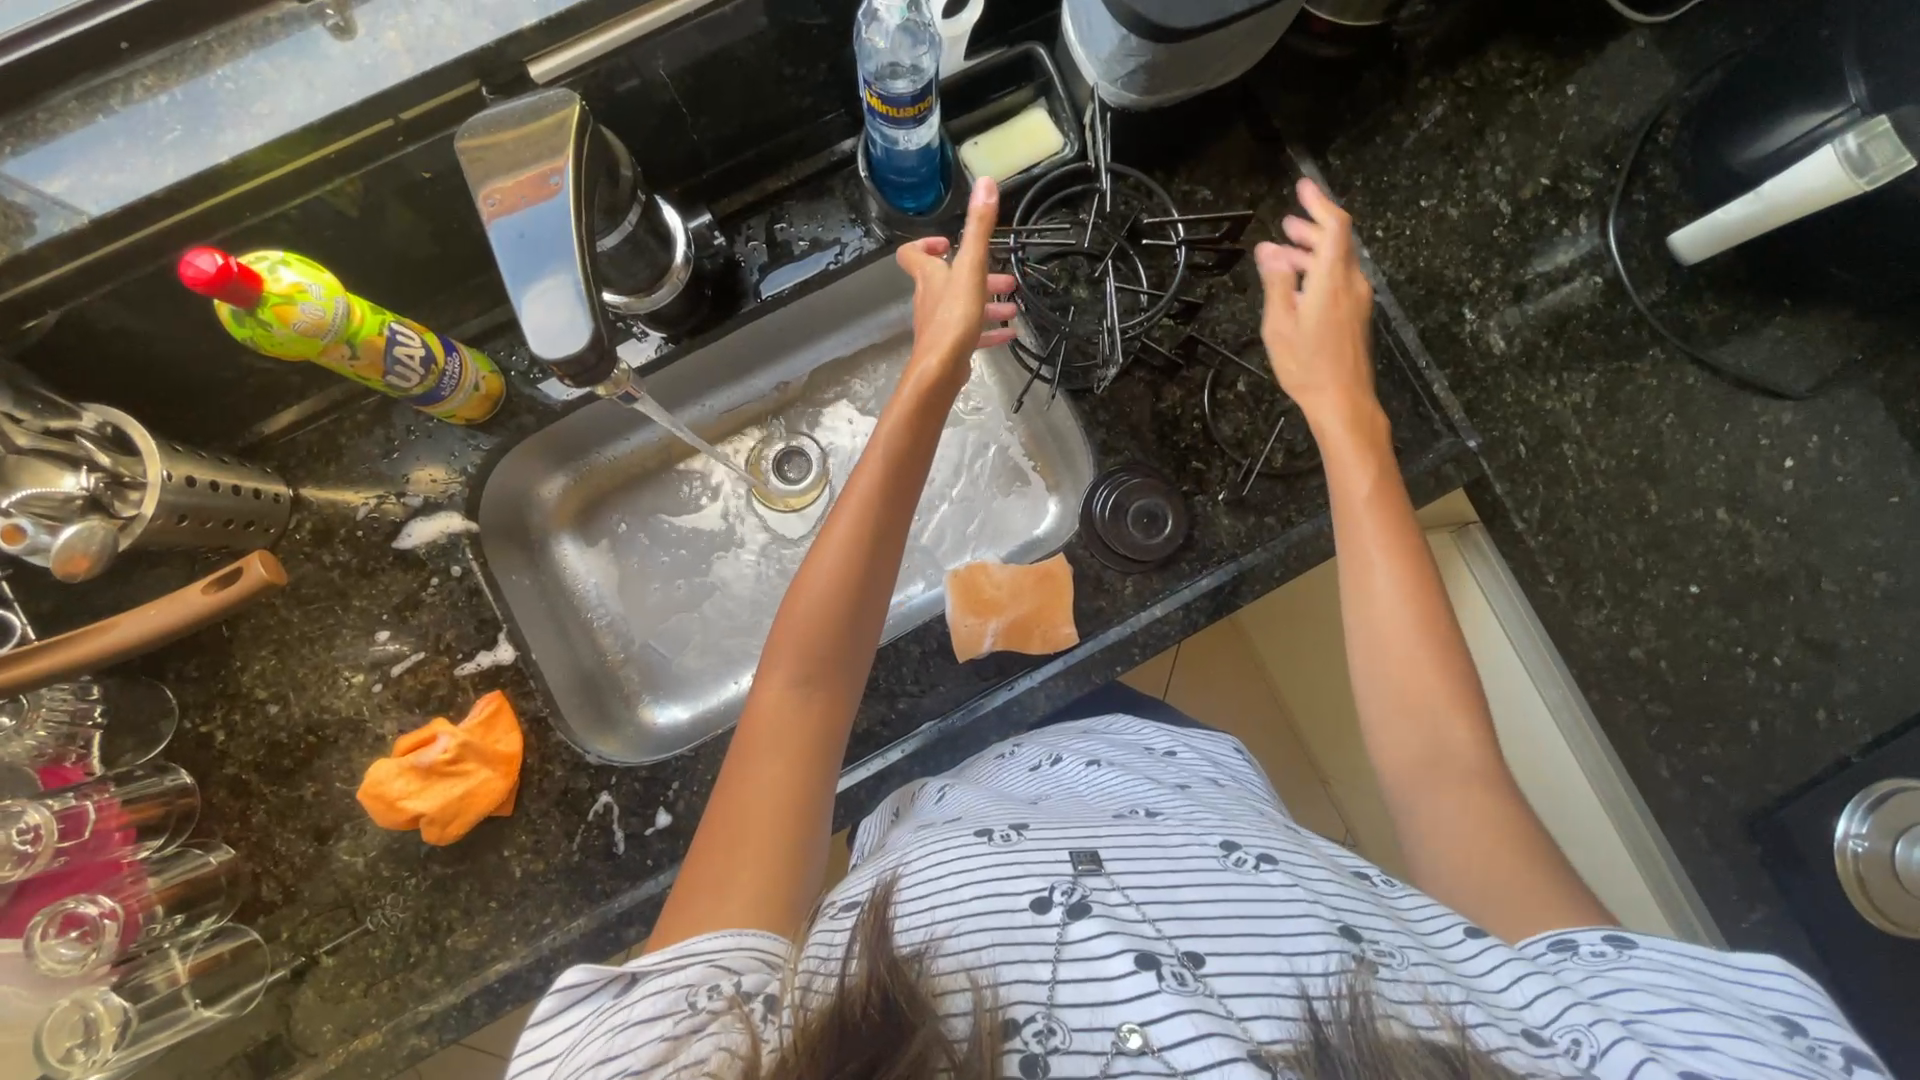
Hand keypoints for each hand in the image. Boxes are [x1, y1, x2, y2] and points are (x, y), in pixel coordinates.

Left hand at [896, 176, 1018, 395]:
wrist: (941, 368)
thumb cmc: (954, 315)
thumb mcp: (971, 267)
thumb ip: (978, 228)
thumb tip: (984, 183)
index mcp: (929, 276)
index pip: (912, 254)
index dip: (927, 244)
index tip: (948, 244)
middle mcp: (930, 297)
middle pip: (949, 281)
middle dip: (978, 277)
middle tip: (1004, 279)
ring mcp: (939, 324)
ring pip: (963, 307)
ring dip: (988, 304)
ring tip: (1012, 306)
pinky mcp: (949, 347)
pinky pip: (970, 334)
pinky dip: (989, 331)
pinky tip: (1009, 334)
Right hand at [1254, 177, 1378, 434]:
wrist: (1342, 400)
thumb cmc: (1306, 365)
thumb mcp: (1279, 324)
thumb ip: (1276, 282)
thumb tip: (1269, 249)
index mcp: (1331, 280)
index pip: (1334, 227)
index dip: (1319, 203)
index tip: (1303, 187)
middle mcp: (1350, 283)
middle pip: (1338, 241)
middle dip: (1313, 226)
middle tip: (1288, 222)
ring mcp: (1357, 299)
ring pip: (1338, 260)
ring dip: (1314, 250)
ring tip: (1287, 250)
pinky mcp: (1356, 314)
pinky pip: (1339, 278)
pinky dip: (1319, 269)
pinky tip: (1300, 282)